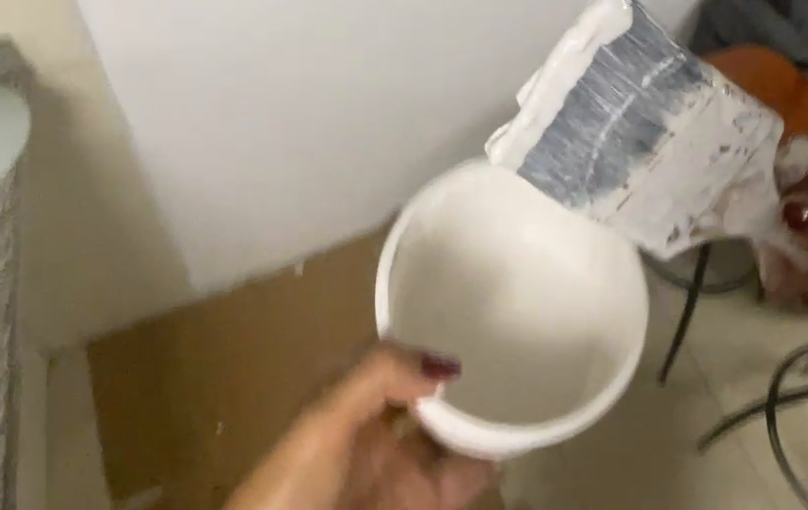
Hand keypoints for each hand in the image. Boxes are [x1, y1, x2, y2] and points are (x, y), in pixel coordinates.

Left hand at [224, 344, 497, 509]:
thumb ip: (378, 377)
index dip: (421, 338)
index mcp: (346, 398)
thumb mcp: (323, 418)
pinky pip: (462, 475)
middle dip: (456, 375)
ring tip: (516, 386)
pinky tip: (510, 436)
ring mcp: (399, 468)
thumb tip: (444, 365)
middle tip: (502, 348)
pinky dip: (488, 457)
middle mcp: (376, 427)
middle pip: (426, 391)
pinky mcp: (420, 503)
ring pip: (449, 430)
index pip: (391, 356)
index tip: (463, 316)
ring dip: (478, 413)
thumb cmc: (291, 484)